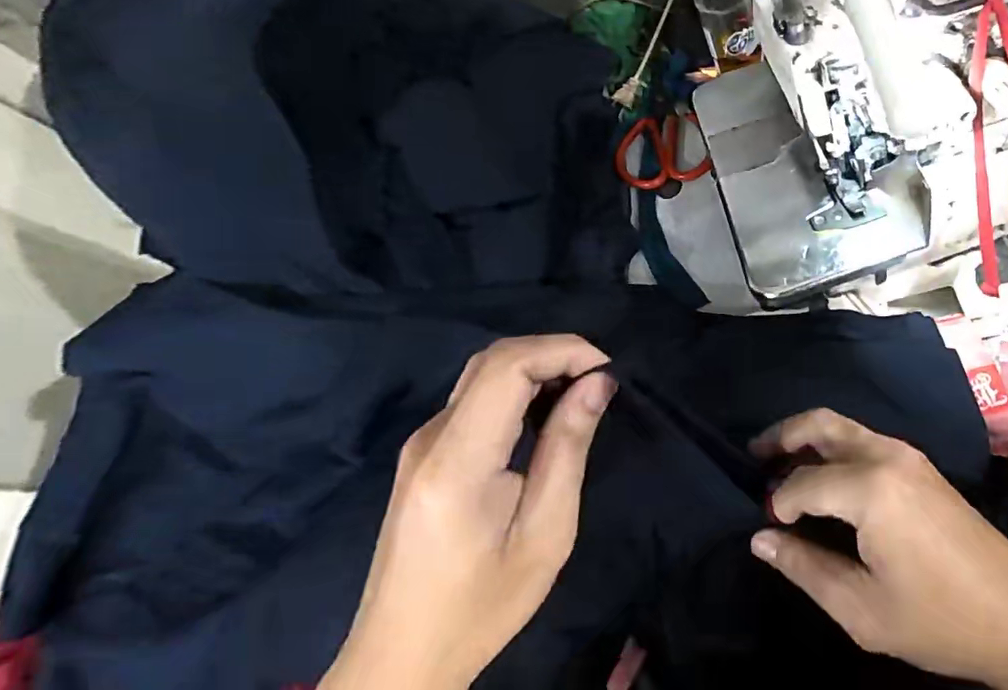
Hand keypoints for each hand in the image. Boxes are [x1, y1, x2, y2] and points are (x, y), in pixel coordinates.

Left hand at [322, 336, 617, 689]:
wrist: (401, 657)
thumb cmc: (481, 606)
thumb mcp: (545, 534)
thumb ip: (568, 448)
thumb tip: (597, 383)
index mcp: (457, 460)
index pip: (508, 367)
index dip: (561, 350)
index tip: (606, 370)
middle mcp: (431, 437)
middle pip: (494, 360)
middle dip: (553, 352)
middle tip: (599, 378)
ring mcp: (421, 442)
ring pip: (482, 372)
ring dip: (535, 366)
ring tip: (580, 390)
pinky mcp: (423, 451)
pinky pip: (474, 396)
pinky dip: (516, 386)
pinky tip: (544, 411)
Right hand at [750, 409, 1007, 689]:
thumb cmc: (938, 618)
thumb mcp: (862, 610)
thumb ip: (805, 568)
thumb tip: (761, 539)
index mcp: (870, 489)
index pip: (802, 483)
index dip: (779, 504)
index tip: (771, 529)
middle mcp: (884, 455)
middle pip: (820, 423)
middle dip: (782, 435)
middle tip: (754, 457)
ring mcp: (905, 453)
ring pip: (841, 425)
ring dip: (807, 437)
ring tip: (779, 463)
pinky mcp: (917, 462)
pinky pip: (862, 438)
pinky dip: (832, 446)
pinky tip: (821, 475)